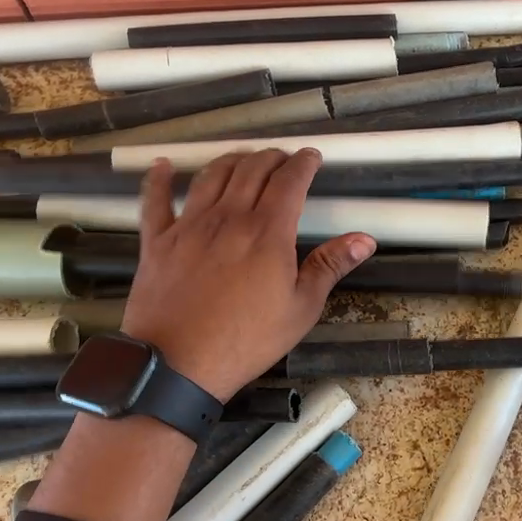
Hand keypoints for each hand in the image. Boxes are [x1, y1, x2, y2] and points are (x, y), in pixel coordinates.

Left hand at [118, 150, 375, 400]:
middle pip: (251, 170)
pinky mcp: (157, 241)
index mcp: (268, 232)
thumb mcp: (301, 308)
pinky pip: (156, 200)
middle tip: (283, 159)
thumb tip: (365, 240)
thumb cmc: (248, 340)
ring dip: (232, 161)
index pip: (289, 182)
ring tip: (244, 159)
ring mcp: (189, 226)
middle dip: (271, 158)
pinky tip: (165, 165)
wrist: (177, 363)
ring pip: (212, 176)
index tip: (311, 157)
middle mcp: (228, 218)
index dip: (302, 164)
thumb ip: (330, 267)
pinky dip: (161, 178)